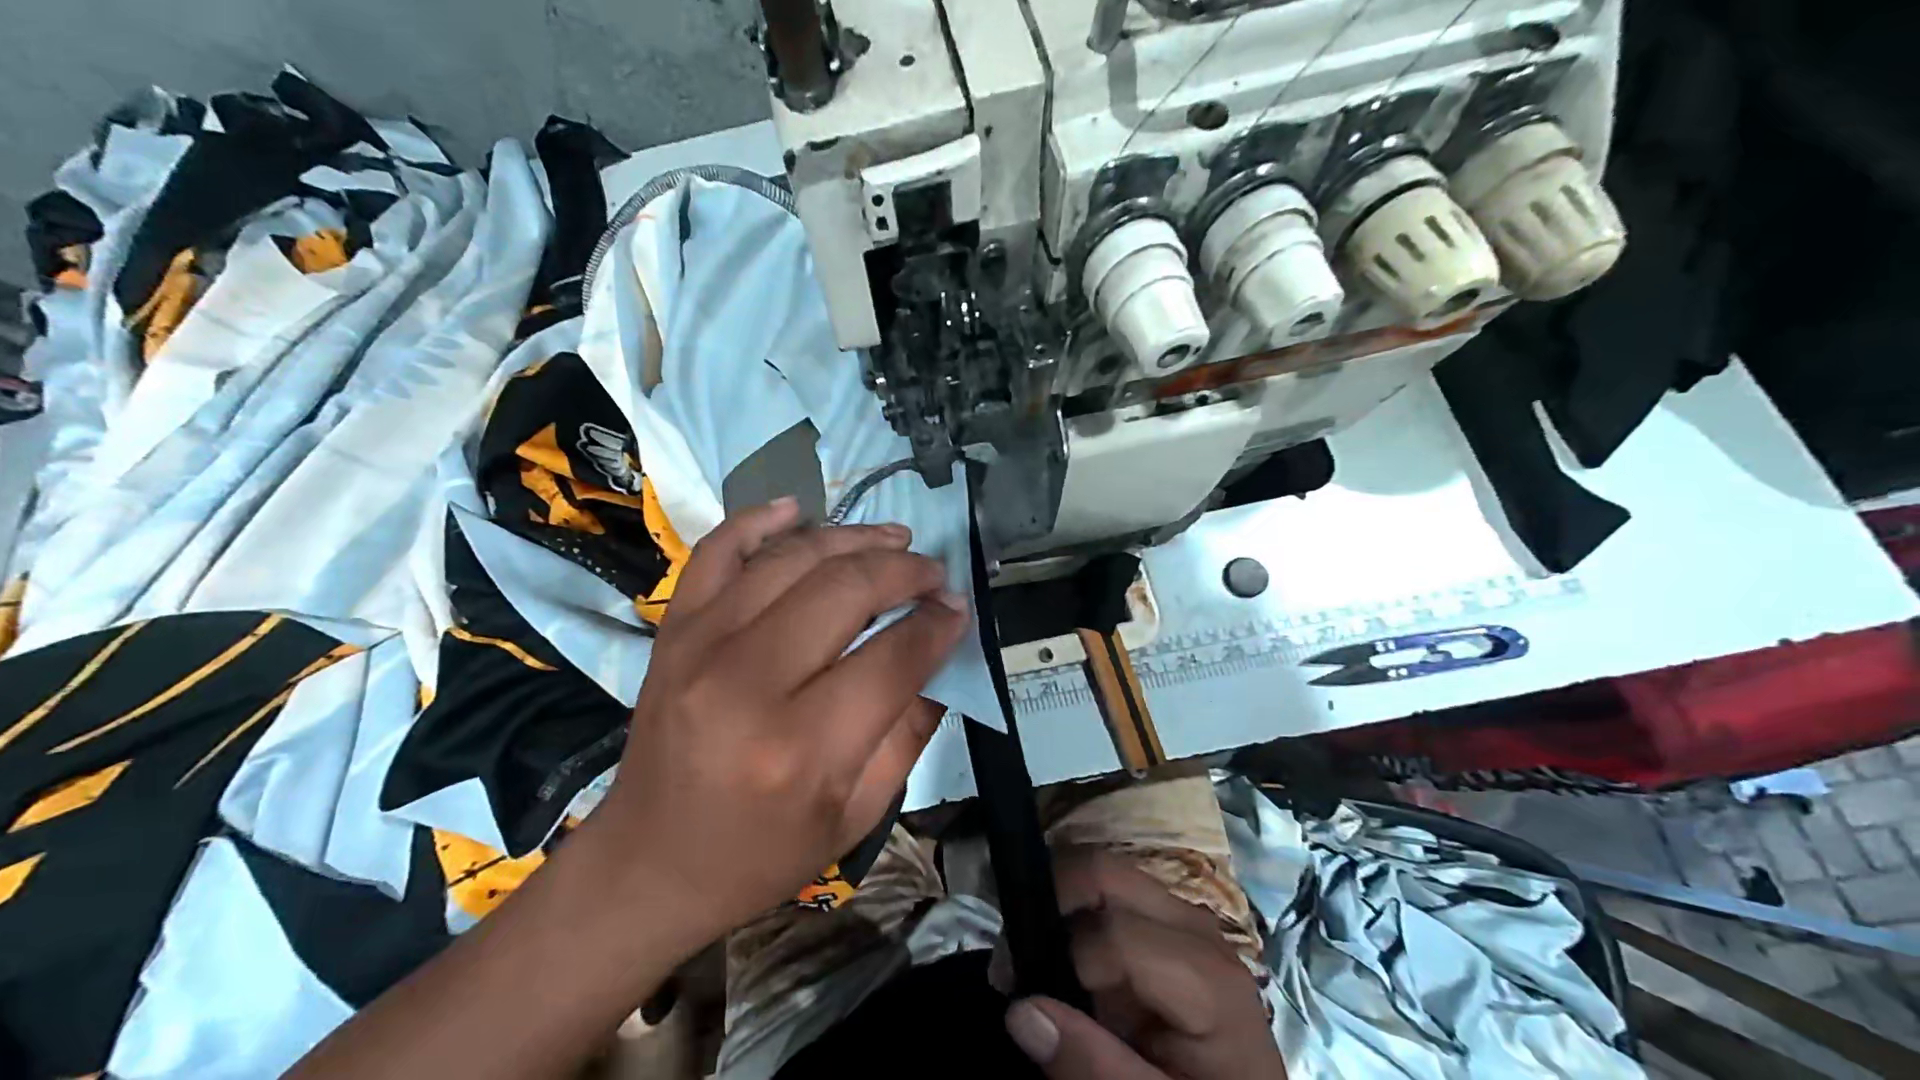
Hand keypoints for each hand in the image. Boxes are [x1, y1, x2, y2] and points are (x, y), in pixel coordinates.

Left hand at [585, 498, 968, 941]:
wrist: (651, 861)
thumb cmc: (762, 853)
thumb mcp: (858, 813)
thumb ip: (910, 729)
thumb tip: (941, 650)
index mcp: (802, 749)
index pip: (893, 657)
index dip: (938, 623)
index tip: (958, 608)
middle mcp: (748, 685)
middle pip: (845, 592)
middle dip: (904, 571)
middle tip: (932, 572)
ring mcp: (700, 647)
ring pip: (791, 560)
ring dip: (852, 538)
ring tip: (892, 539)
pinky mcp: (673, 631)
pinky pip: (716, 552)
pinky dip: (758, 521)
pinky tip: (798, 508)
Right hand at [1005, 851, 1284, 1079]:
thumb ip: (1093, 1067)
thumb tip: (1020, 1010)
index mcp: (1207, 977)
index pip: (1114, 932)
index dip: (1061, 957)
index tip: (1018, 993)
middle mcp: (1196, 926)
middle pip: (1106, 873)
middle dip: (1047, 898)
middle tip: (1014, 955)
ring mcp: (1181, 915)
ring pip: (1103, 871)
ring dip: (1055, 900)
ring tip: (1029, 955)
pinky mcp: (1166, 918)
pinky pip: (1110, 890)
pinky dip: (1072, 907)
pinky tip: (1057, 953)